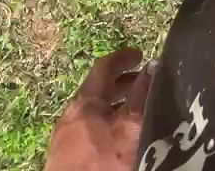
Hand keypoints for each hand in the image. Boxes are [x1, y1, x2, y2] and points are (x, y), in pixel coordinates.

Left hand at [44, 47, 153, 170]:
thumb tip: (152, 66)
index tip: (141, 54)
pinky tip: (116, 138)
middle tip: (143, 82)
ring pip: (92, 112)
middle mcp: (69, 116)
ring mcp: (63, 139)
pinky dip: (105, 123)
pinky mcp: (63, 160)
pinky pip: (86, 130)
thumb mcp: (132, 126)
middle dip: (121, 83)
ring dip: (114, 106)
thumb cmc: (106, 162)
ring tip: (134, 111)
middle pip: (96, 90)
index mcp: (84, 102)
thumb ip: (141, 94)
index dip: (123, 58)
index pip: (104, 67)